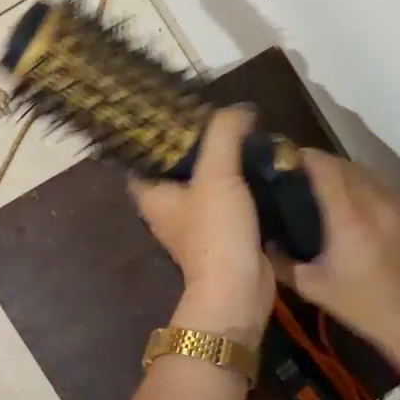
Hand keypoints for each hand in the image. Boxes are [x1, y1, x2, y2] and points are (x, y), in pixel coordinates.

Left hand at [129, 106, 276, 345]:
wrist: (239, 289)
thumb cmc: (216, 231)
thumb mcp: (217, 172)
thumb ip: (224, 133)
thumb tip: (240, 110)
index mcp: (152, 194)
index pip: (142, 155)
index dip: (154, 132)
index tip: (175, 109)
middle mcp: (167, 208)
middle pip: (176, 167)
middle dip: (196, 144)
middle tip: (218, 117)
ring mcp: (195, 224)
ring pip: (204, 183)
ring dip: (222, 163)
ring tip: (242, 135)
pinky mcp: (222, 235)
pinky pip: (227, 200)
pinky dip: (239, 185)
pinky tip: (257, 166)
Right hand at [283, 151, 399, 366]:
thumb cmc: (364, 307)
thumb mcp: (314, 288)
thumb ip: (283, 262)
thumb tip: (264, 242)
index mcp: (349, 217)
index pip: (324, 166)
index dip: (304, 157)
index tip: (288, 162)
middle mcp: (378, 201)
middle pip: (345, 165)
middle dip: (323, 166)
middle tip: (304, 180)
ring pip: (369, 174)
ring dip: (348, 176)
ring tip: (333, 194)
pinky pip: (388, 190)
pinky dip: (371, 192)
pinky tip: (365, 212)